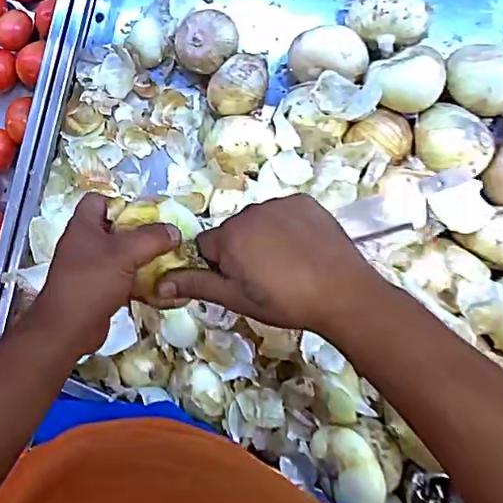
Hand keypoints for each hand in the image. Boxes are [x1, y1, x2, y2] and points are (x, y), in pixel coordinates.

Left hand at [22, 194, 178, 358]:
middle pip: (114, 229)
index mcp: (83, 225)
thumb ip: (151, 238)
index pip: (98, 200)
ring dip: (142, 260)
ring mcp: (89, 267)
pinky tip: (159, 289)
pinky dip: (138, 283)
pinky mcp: (97, 290)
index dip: (121, 202)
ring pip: (120, 256)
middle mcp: (84, 243)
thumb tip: (174, 231)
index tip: (146, 215)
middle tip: (163, 240)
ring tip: (167, 263)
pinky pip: (122, 279)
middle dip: (139, 234)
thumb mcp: (124, 254)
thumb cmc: (91, 282)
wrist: (67, 328)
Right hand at [157, 194, 379, 333]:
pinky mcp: (304, 202)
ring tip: (289, 265)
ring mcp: (278, 203)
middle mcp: (248, 212)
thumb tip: (158, 283)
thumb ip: (196, 285)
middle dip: (242, 250)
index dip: (219, 265)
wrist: (344, 294)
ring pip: (258, 221)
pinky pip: (285, 212)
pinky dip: (289, 227)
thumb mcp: (236, 299)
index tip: (240, 282)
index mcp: (228, 236)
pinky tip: (304, 249)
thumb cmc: (285, 301)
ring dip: (264, 237)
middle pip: (233, 232)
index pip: (206, 246)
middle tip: (266, 278)